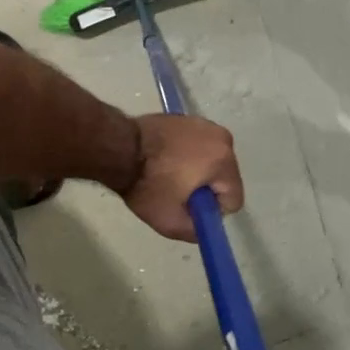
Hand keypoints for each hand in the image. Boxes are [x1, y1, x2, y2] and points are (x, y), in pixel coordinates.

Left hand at [120, 114, 242, 241]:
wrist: (117, 146)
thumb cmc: (146, 184)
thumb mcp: (169, 222)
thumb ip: (195, 231)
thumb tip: (204, 227)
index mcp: (224, 161)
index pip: (232, 200)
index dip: (209, 210)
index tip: (187, 206)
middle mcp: (222, 138)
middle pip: (224, 179)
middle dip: (205, 189)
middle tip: (175, 191)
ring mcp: (204, 124)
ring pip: (212, 162)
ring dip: (197, 171)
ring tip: (168, 174)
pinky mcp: (188, 117)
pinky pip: (198, 146)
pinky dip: (187, 155)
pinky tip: (164, 159)